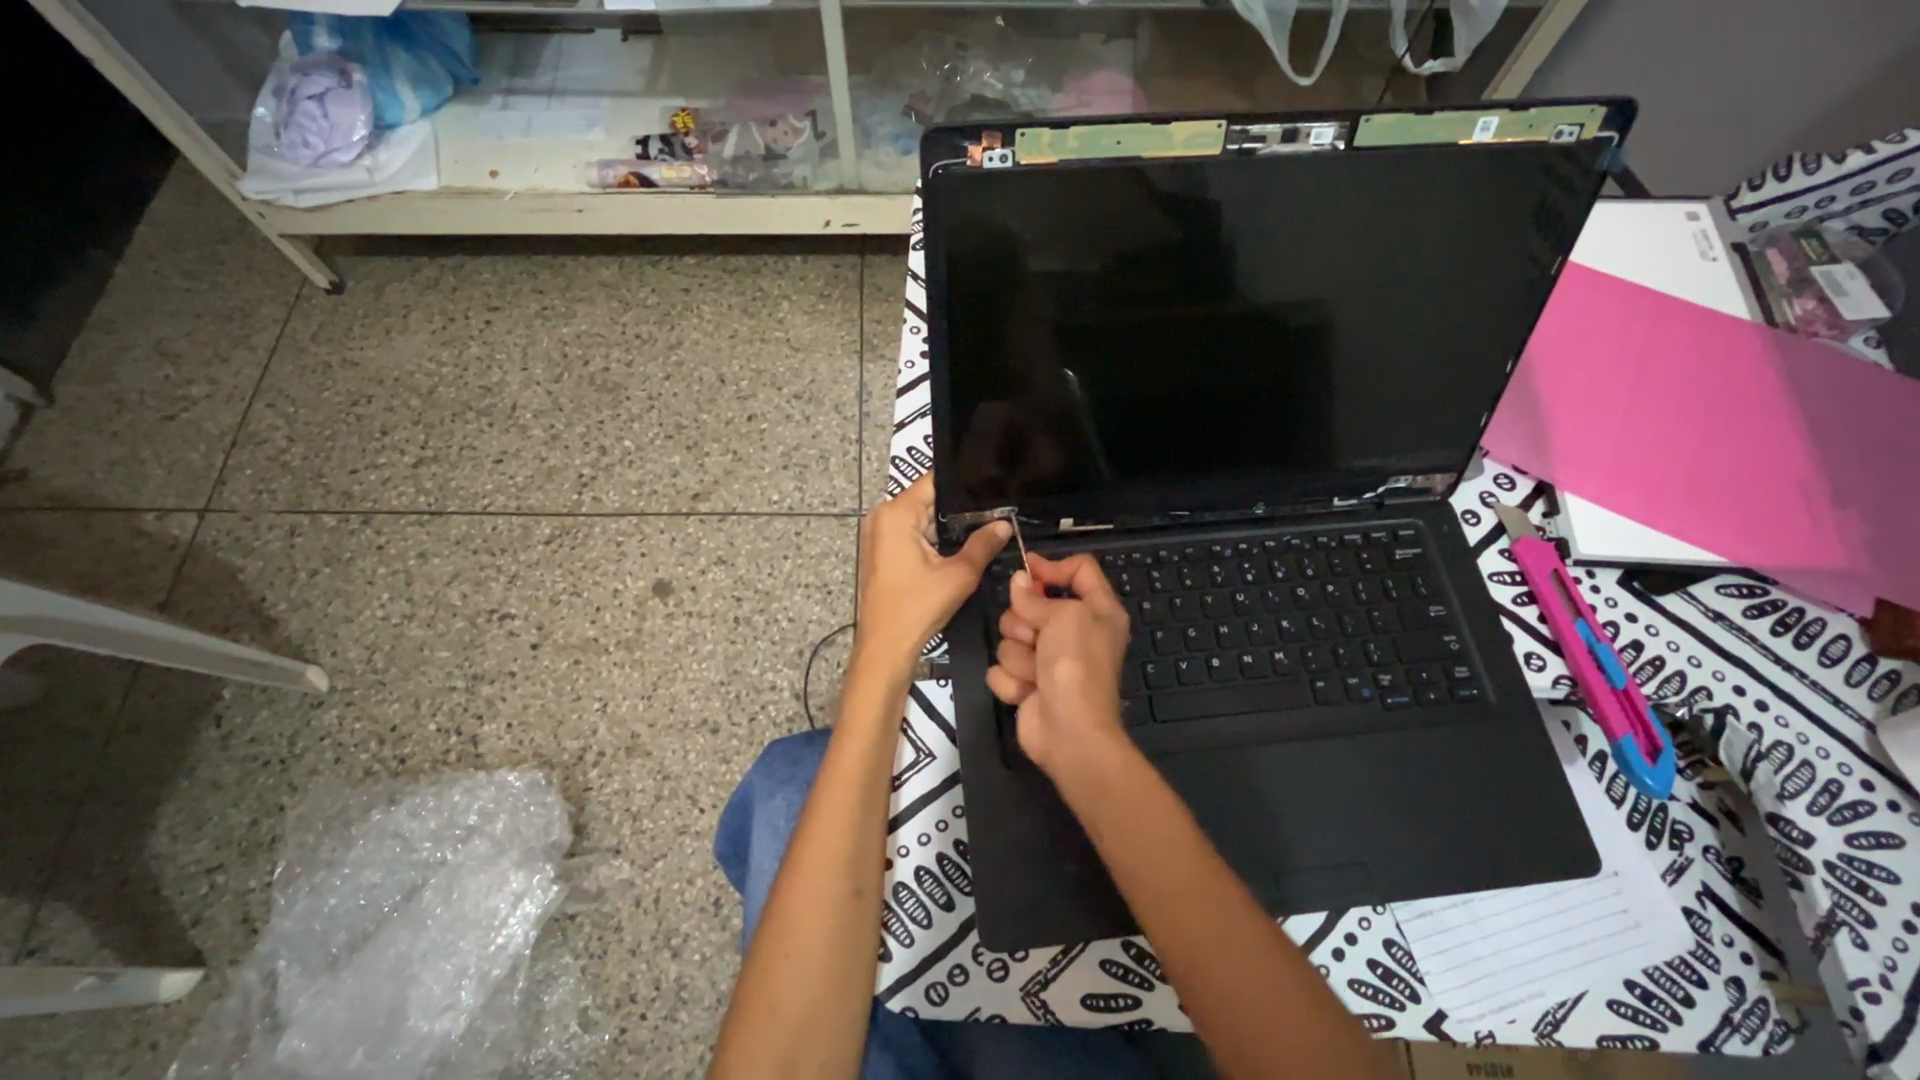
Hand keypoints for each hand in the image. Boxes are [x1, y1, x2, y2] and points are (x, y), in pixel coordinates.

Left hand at [855, 474, 1010, 672]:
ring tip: (985, 525)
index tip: (993, 484)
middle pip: (927, 500)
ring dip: (946, 526)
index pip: (934, 482)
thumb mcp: (958, 574)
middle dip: (958, 508)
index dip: (964, 483)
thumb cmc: (918, 607)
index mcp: (896, 514)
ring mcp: (878, 535)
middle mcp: (882, 517)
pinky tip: (959, 547)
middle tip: (996, 509)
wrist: (885, 646)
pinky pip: (911, 534)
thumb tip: (1005, 523)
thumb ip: (983, 544)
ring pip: (920, 519)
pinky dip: (932, 540)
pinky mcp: (880, 552)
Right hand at [985, 552, 1131, 772]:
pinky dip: (1012, 681)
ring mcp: (1048, 660)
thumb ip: (1036, 596)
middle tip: (1035, 637)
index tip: (1025, 568)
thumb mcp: (1064, 616)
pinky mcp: (1027, 684)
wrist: (1069, 730)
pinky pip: (1002, 668)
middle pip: (1032, 604)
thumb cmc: (1077, 665)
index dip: (1052, 566)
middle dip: (1024, 621)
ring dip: (1020, 656)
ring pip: (1011, 638)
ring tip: (1036, 673)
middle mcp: (1074, 632)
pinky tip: (1028, 692)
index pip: (1079, 570)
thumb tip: (1018, 580)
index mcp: (1098, 610)